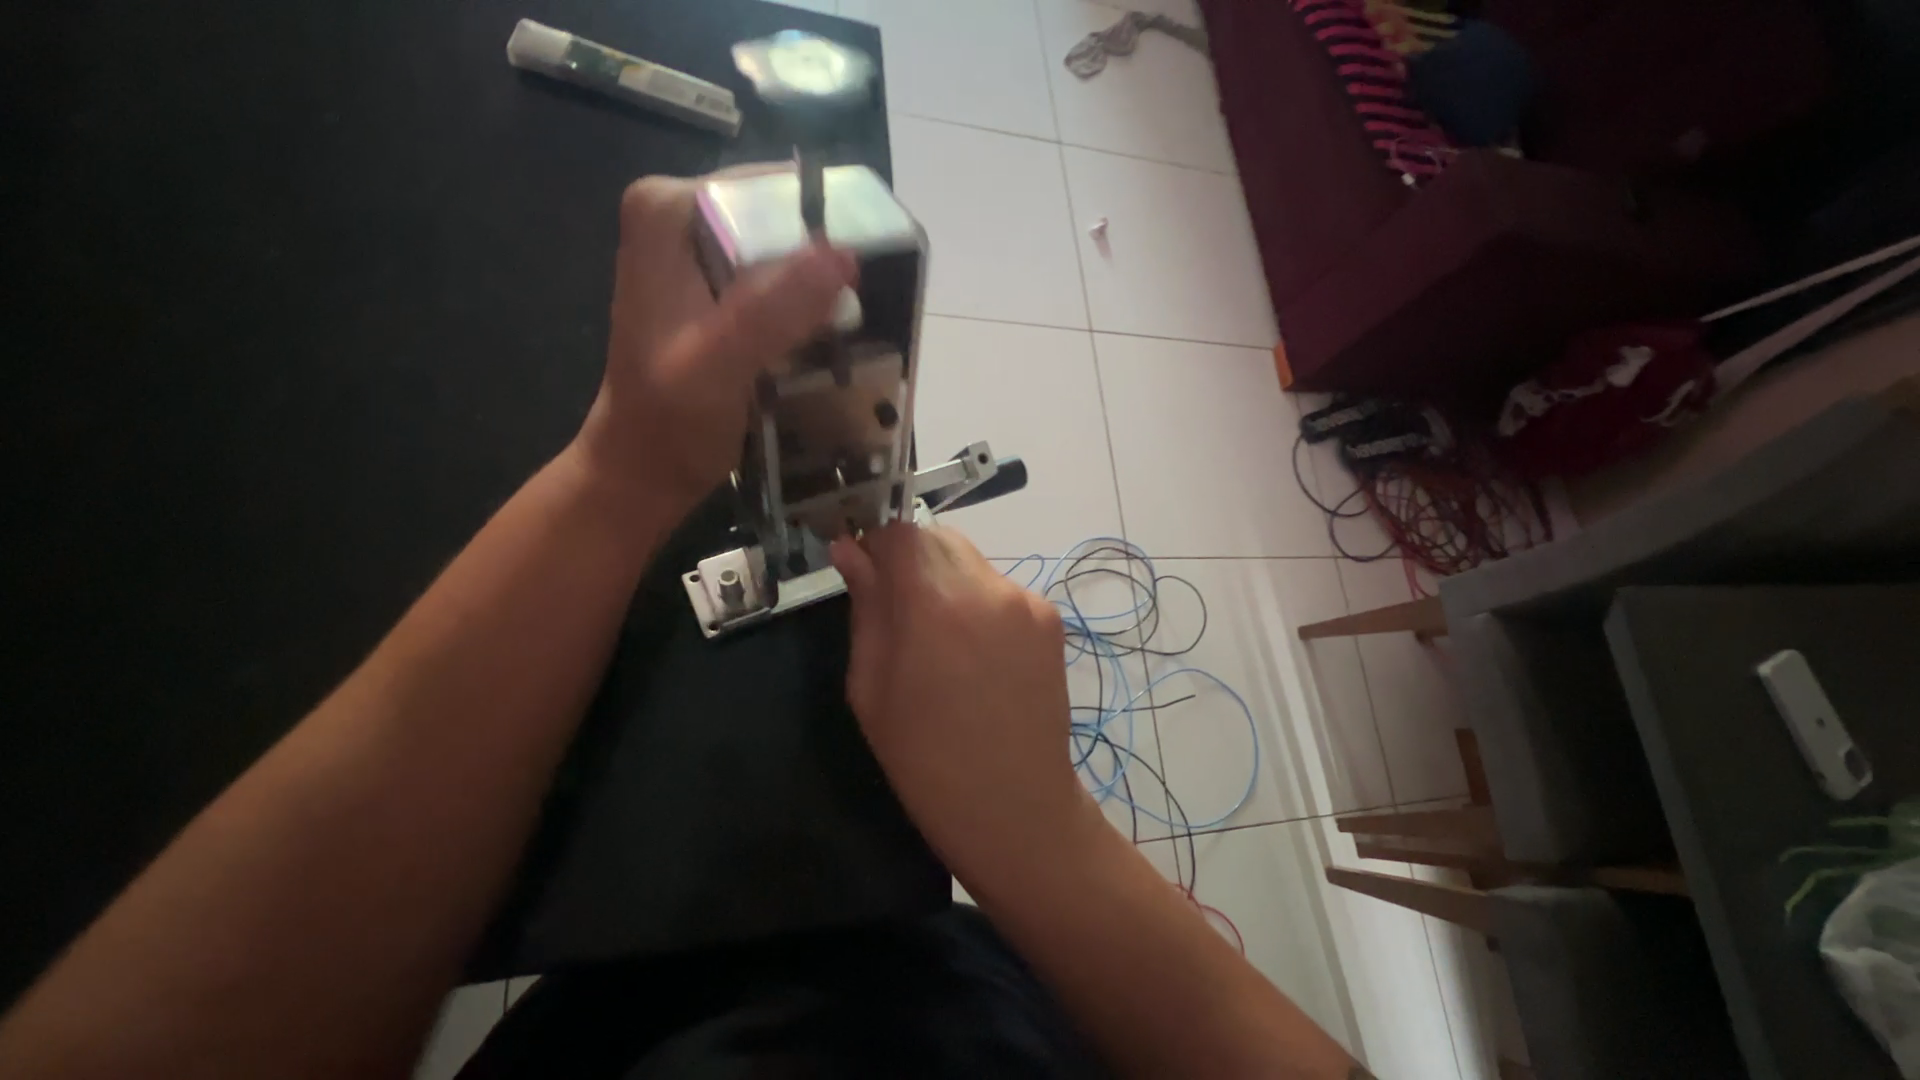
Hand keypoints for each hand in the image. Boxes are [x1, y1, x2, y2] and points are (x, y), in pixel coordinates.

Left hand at [578, 173, 857, 514]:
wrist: (646, 469)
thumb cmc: (669, 422)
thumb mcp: (716, 365)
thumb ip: (769, 310)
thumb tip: (845, 256)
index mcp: (667, 210)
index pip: (771, 190)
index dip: (826, 228)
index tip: (865, 280)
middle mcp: (683, 214)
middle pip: (784, 216)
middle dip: (828, 261)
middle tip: (862, 312)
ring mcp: (702, 250)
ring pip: (790, 248)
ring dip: (826, 288)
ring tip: (855, 328)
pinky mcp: (720, 285)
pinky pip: (784, 277)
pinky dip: (811, 306)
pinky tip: (832, 337)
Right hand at [830, 525, 1101, 885]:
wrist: (1014, 807)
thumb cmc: (924, 760)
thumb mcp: (872, 688)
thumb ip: (866, 608)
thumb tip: (849, 551)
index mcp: (934, 604)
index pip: (899, 530)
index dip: (875, 540)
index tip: (862, 566)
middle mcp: (988, 587)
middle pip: (938, 538)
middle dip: (910, 558)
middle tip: (896, 607)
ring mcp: (1027, 601)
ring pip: (970, 562)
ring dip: (945, 579)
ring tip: (938, 641)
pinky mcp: (1051, 619)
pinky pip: (1000, 590)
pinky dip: (978, 603)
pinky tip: (974, 655)